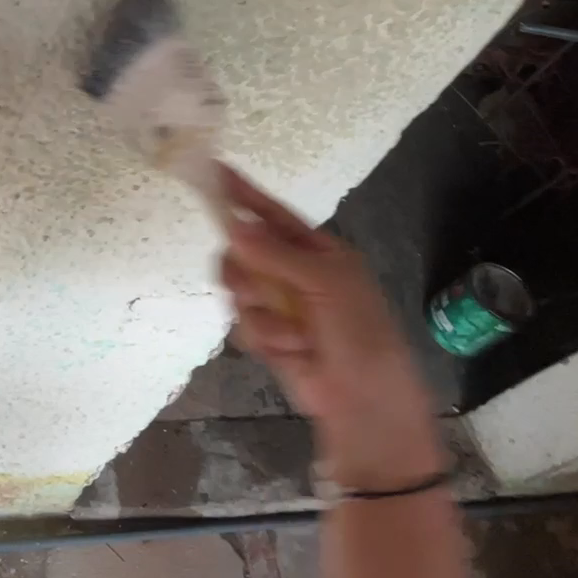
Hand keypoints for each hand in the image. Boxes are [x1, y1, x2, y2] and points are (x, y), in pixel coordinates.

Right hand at [216, 165, 444, 490]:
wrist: (366, 405)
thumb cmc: (358, 334)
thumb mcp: (325, 285)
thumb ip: (276, 254)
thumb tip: (233, 225)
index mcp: (317, 251)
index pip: (271, 214)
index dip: (241, 194)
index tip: (211, 172)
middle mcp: (294, 272)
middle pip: (242, 251)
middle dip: (244, 272)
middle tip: (253, 288)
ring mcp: (279, 304)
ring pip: (237, 288)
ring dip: (260, 314)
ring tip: (291, 336)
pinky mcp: (267, 335)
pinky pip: (241, 322)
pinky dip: (263, 338)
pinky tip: (290, 353)